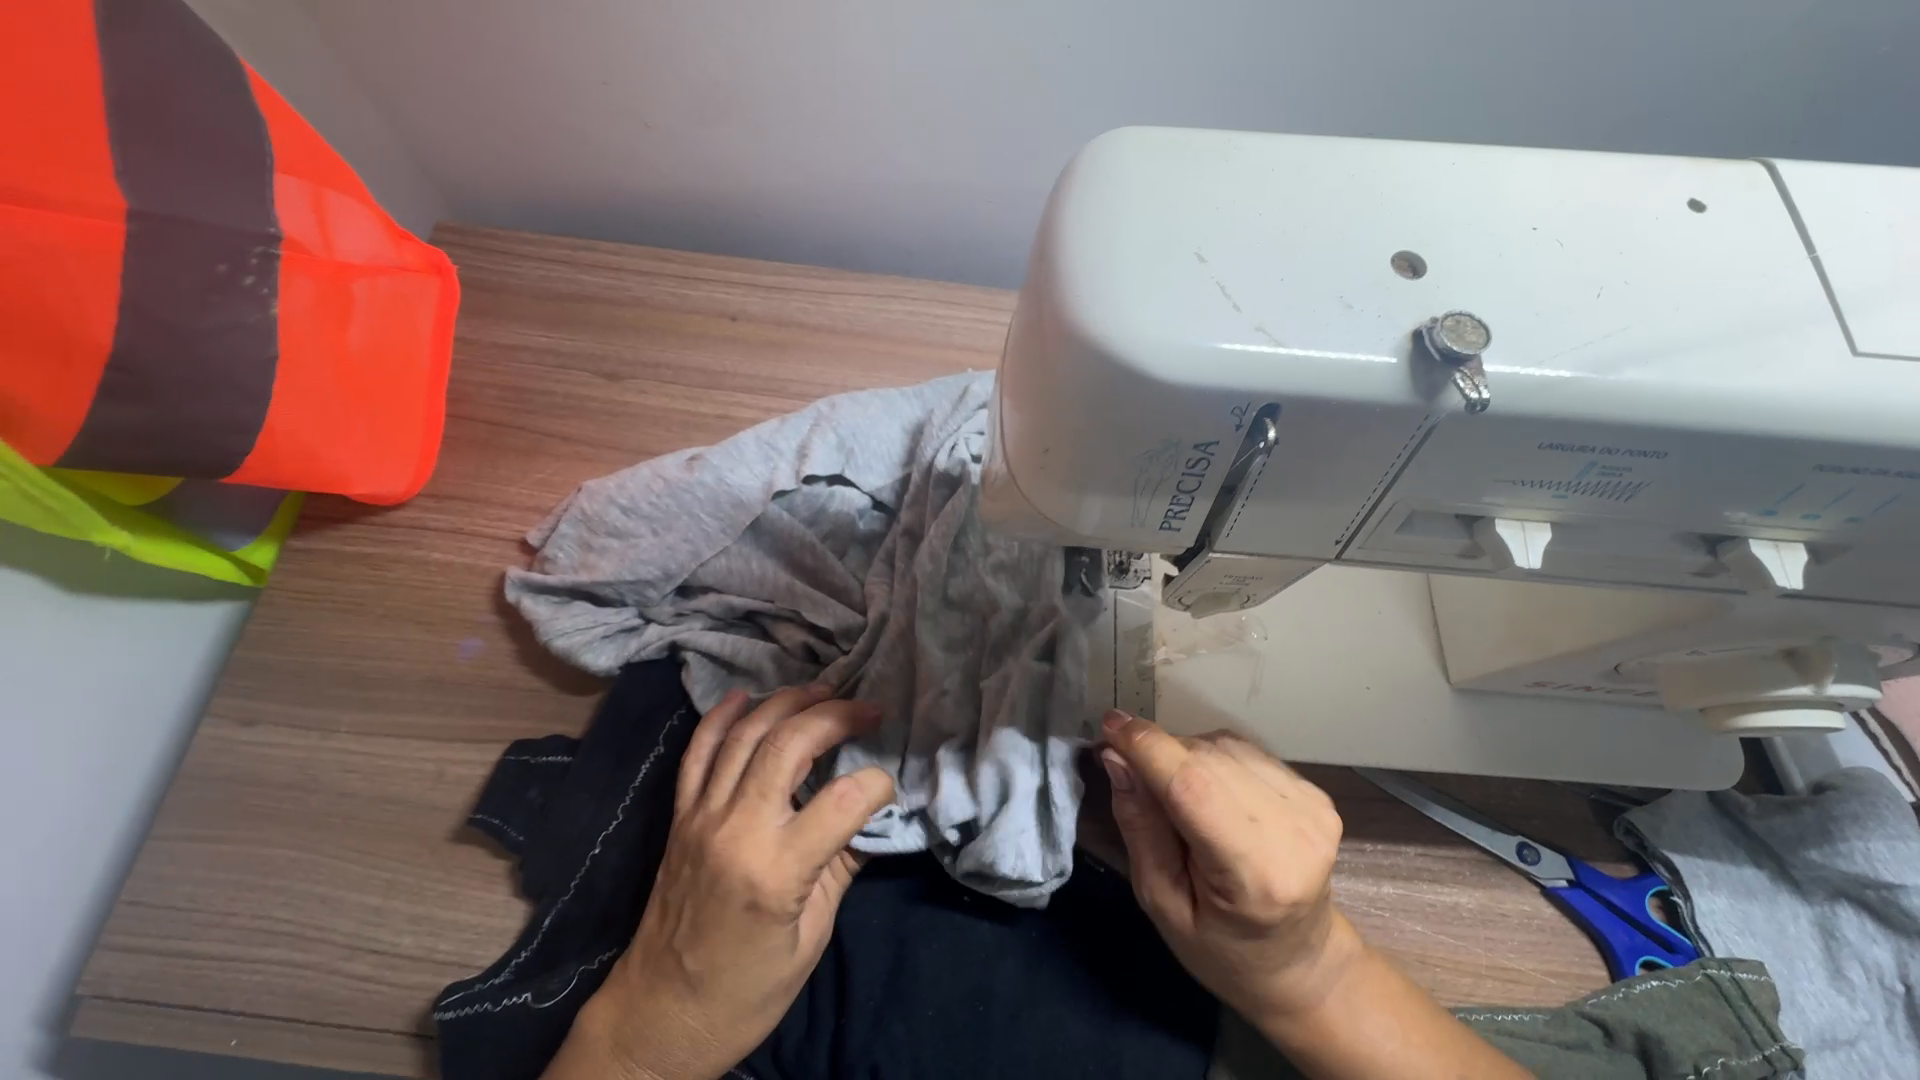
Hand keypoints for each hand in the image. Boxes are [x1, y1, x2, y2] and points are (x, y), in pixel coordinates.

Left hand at [549, 684, 894, 1079]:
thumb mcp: (811, 938)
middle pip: (790, 745)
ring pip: (744, 735)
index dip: (878, 784)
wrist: (659, 1017)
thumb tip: (873, 818)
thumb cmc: (746, 992)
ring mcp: (701, 817)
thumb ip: (841, 868)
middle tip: (868, 708)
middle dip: (836, 715)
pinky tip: (745, 696)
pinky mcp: (680, 817)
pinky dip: (719, 718)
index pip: (845, 800)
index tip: (890, 787)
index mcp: (777, 871)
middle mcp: (736, 829)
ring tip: (822, 689)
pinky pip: (697, 754)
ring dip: (786, 703)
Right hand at [1098, 710, 1355, 1021]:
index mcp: (1256, 873)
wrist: (1298, 960)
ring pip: (1224, 745)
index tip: (1108, 727)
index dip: (1147, 747)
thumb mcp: (1161, 901)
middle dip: (1158, 752)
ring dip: (1185, 753)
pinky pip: (1244, 750)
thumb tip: (1116, 758)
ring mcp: (1312, 808)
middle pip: (1206, 758)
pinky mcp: (1317, 792)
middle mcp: (1295, 832)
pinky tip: (1208, 791)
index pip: (1193, 786)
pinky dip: (1212, 758)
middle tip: (1130, 771)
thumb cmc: (1220, 946)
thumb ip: (1140, 826)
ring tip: (1173, 793)